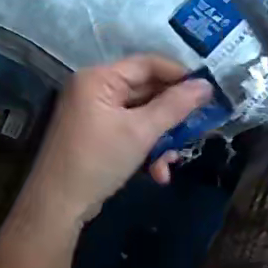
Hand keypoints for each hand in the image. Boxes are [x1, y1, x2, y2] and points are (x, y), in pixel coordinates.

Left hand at [20, 55, 212, 225]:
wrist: (58, 204)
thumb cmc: (98, 160)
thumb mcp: (141, 132)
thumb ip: (174, 106)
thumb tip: (206, 85)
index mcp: (98, 78)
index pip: (147, 63)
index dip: (179, 74)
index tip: (209, 90)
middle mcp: (93, 89)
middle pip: (145, 91)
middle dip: (172, 115)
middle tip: (200, 128)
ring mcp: (93, 113)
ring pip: (141, 115)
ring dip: (160, 139)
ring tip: (171, 163)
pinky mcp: (95, 135)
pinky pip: (129, 132)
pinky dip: (145, 148)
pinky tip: (156, 173)